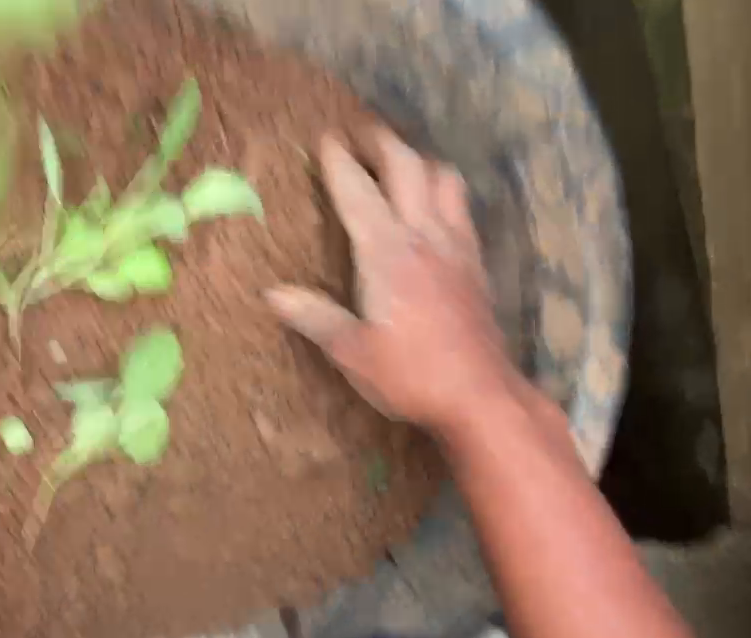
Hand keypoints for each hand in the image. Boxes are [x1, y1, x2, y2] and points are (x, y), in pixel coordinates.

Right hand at [267, 129, 527, 439]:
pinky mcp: (475, 263)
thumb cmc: (408, 376)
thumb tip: (273, 294)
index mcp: (387, 255)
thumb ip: (314, 317)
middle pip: (408, 169)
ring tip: (401, 163)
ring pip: (443, 180)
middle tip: (363, 132)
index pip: (359, 195)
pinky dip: (444, 191)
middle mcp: (424, 238)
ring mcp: (456, 247)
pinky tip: (437, 206)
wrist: (478, 392)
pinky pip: (461, 208)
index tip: (326, 139)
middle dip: (383, 144)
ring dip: (420, 162)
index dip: (341, 164)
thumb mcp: (351, 353)